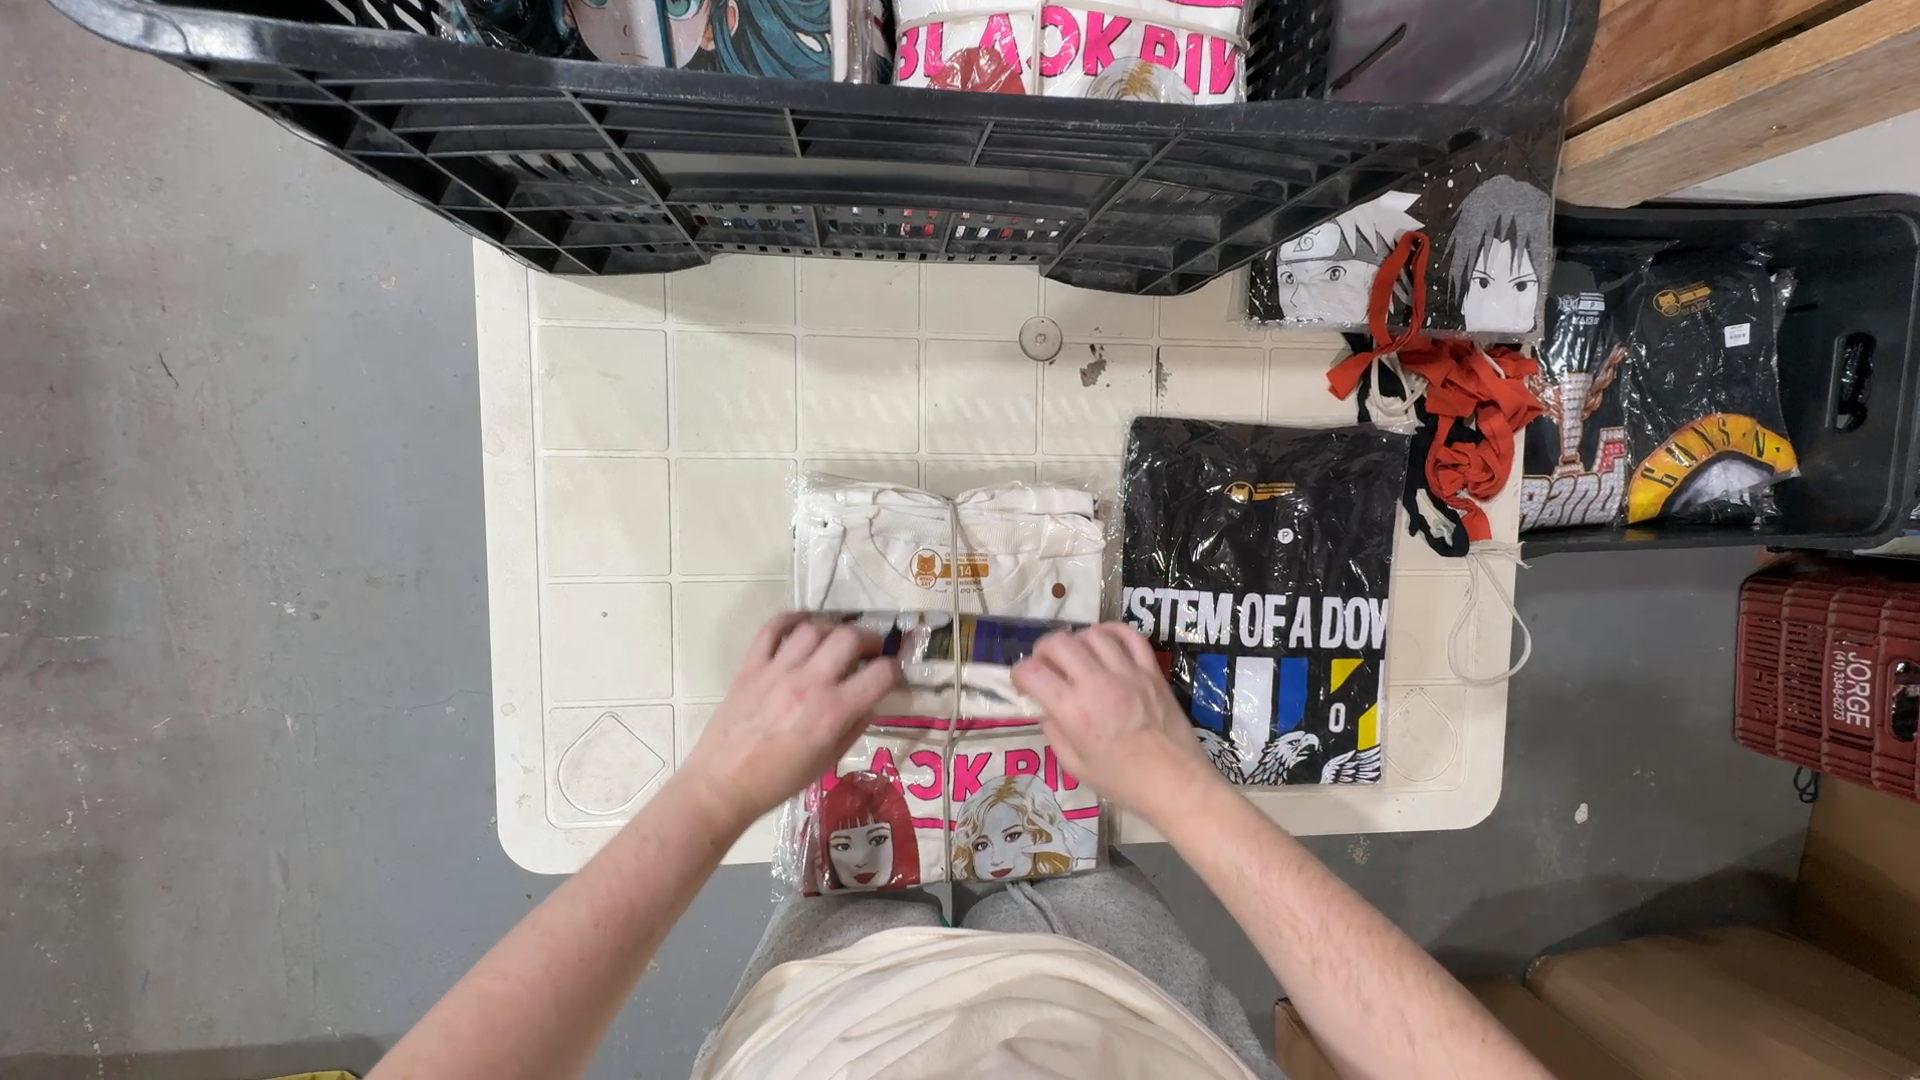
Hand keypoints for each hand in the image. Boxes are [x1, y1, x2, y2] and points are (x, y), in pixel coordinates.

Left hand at [680, 613, 900, 826]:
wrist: (722, 786)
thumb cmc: (779, 781)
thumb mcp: (829, 761)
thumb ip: (854, 725)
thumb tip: (869, 699)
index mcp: (832, 713)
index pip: (881, 674)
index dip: (895, 669)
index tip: (893, 672)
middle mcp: (808, 684)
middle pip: (849, 637)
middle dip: (870, 638)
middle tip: (871, 648)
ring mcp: (777, 671)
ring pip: (814, 627)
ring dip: (833, 629)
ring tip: (836, 640)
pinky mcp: (751, 666)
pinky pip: (772, 628)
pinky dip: (791, 618)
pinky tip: (803, 623)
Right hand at [1011, 623, 1222, 826]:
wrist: (1177, 785)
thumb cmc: (1124, 783)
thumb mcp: (1075, 766)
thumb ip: (1054, 731)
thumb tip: (1046, 705)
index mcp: (1075, 713)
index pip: (1033, 673)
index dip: (1019, 674)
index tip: (1023, 683)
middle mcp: (1098, 685)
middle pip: (1059, 643)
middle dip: (1042, 650)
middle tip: (1045, 666)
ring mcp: (1128, 674)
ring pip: (1093, 634)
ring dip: (1076, 641)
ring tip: (1076, 657)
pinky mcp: (1152, 671)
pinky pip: (1130, 636)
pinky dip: (1112, 632)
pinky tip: (1104, 642)